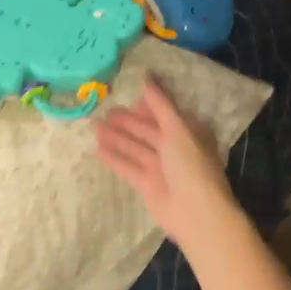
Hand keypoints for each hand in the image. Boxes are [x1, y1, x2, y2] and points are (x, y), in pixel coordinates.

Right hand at [94, 77, 237, 245]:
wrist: (195, 212)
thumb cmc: (191, 166)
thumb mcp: (178, 129)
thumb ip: (161, 105)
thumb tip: (147, 77)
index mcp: (188, 134)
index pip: (166, 114)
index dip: (149, 105)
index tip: (129, 96)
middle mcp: (175, 149)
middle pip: (148, 131)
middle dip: (128, 121)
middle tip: (105, 110)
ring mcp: (161, 168)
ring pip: (135, 148)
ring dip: (117, 137)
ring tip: (94, 126)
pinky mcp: (148, 185)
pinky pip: (128, 167)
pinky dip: (114, 158)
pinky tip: (98, 148)